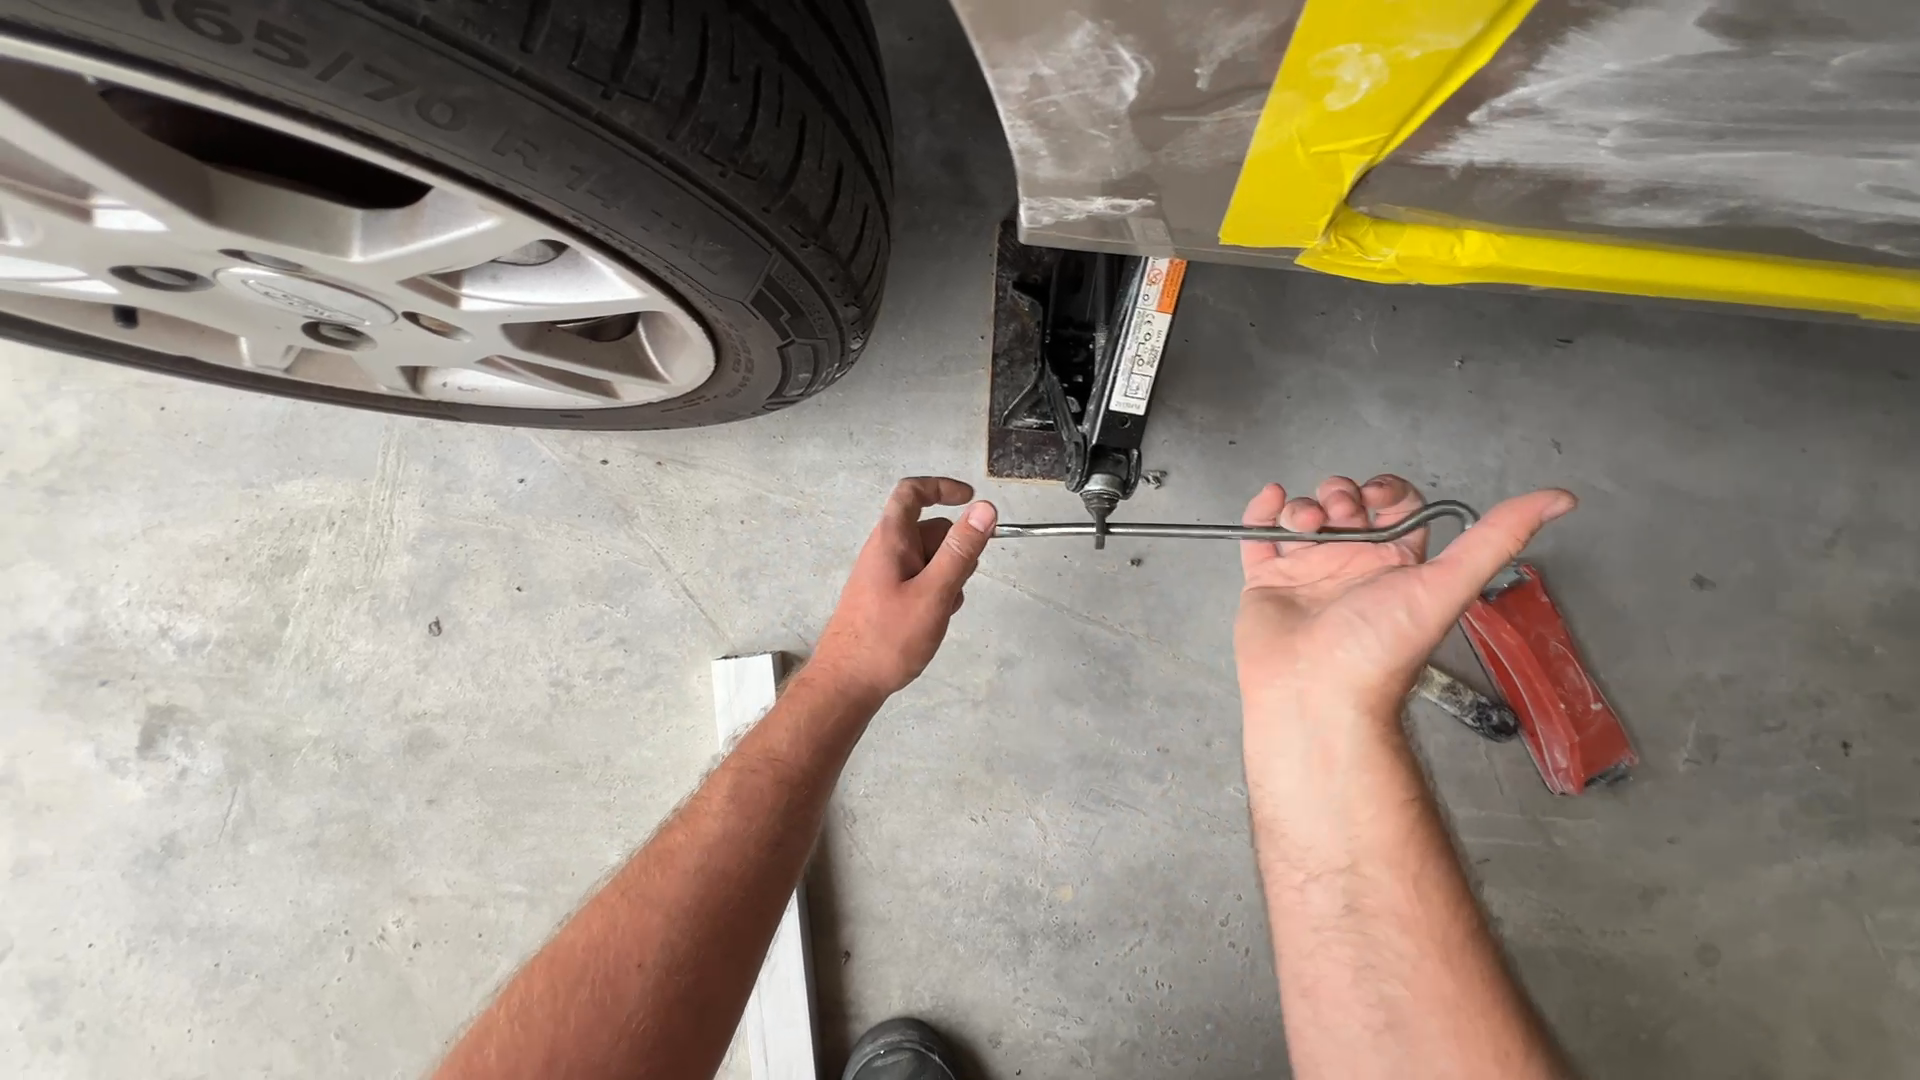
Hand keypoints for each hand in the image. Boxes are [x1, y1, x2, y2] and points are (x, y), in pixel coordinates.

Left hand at [812, 477, 996, 701]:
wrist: (847, 683)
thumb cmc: (888, 638)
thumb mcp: (934, 593)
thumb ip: (960, 551)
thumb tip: (984, 509)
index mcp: (891, 539)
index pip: (912, 492)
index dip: (943, 488)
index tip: (972, 501)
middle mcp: (884, 551)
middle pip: (929, 529)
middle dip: (954, 549)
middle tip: (960, 580)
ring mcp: (883, 575)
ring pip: (928, 559)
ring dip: (946, 575)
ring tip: (942, 609)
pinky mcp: (885, 597)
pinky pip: (918, 581)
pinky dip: (934, 592)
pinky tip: (933, 621)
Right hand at [1234, 474, 1574, 725]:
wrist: (1315, 691)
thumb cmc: (1378, 648)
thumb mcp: (1446, 586)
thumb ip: (1494, 538)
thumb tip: (1560, 498)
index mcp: (1396, 567)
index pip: (1396, 509)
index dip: (1387, 491)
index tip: (1376, 498)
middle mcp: (1351, 566)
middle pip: (1345, 506)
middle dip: (1341, 494)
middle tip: (1340, 513)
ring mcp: (1305, 572)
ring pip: (1302, 517)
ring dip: (1304, 504)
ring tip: (1304, 523)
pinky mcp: (1266, 581)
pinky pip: (1257, 536)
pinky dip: (1261, 512)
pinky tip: (1273, 500)